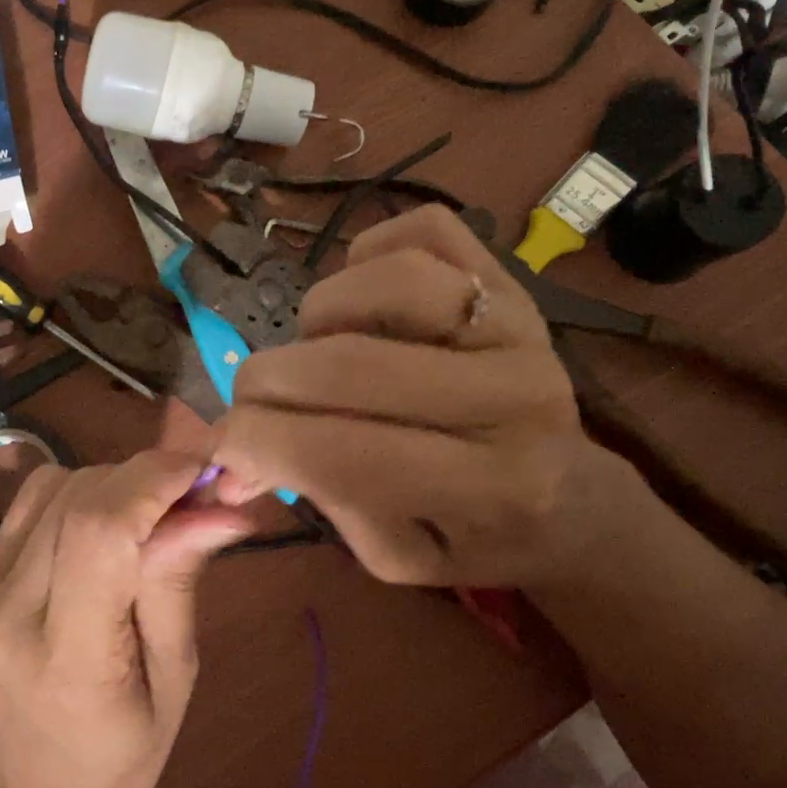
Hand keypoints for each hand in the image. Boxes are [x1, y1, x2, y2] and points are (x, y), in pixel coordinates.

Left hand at [0, 451, 249, 787]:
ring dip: (109, 484)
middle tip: (190, 497)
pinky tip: (103, 528)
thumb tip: (217, 506)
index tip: (202, 467)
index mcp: (67, 656)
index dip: (153, 480)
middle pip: (76, 497)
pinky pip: (28, 506)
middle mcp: (8, 612)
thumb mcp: (174, 682)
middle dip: (141, 478)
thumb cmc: (122, 759)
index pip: (100, 530)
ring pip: (50, 488)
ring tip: (149, 518)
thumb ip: (177, 585)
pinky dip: (75, 496)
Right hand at [212, 205, 622, 588]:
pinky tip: (362, 305)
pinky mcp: (509, 274)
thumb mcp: (395, 555)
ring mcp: (519, 322)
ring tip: (320, 350)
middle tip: (252, 401)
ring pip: (386, 283)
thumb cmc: (471, 534)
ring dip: (319, 316)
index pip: (344, 453)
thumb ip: (315, 500)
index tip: (221, 445)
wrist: (565, 495)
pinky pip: (420, 232)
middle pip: (349, 365)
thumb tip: (227, 461)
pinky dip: (365, 257)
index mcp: (493, 487)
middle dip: (265, 383)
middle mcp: (518, 396)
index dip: (255, 442)